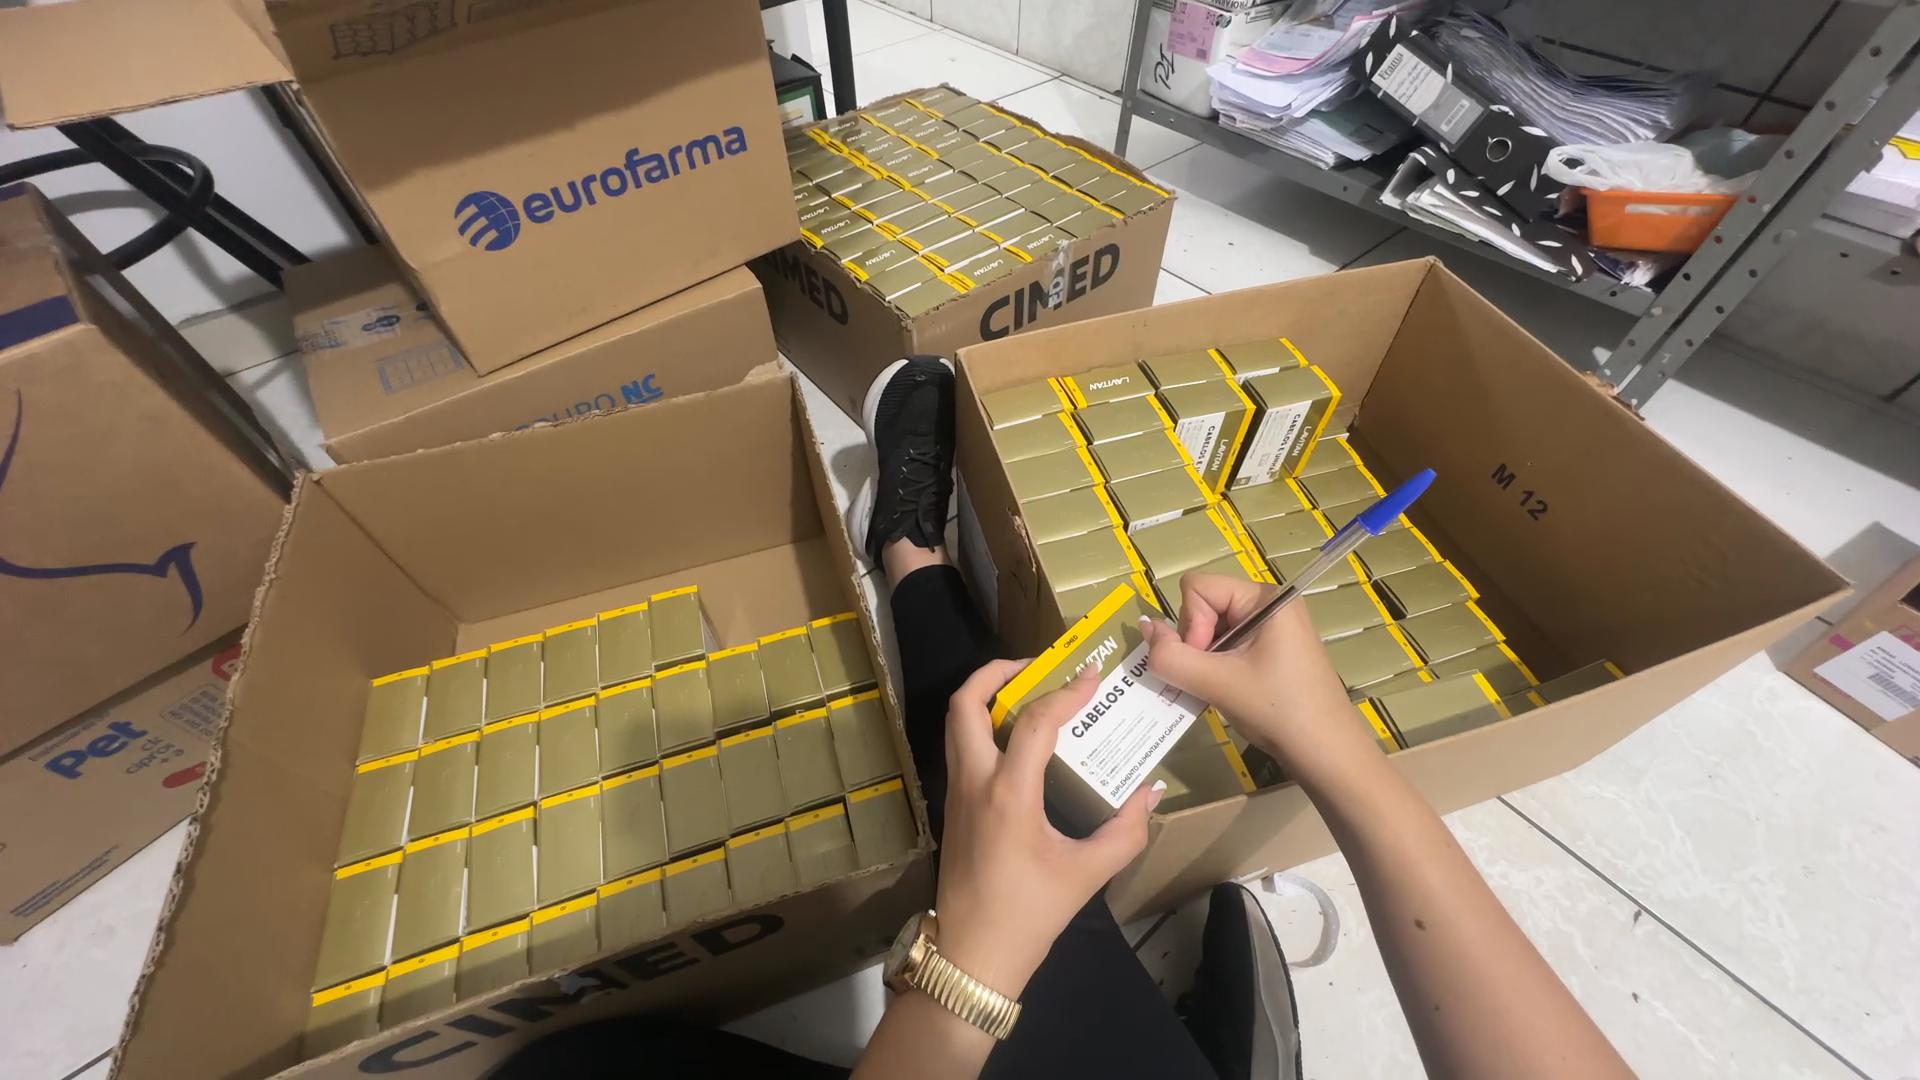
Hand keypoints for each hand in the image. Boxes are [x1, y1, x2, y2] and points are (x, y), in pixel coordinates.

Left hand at [932, 659, 1163, 998]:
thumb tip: (1151, 793)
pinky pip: (960, 745)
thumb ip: (1125, 832)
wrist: (971, 957)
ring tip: (1024, 690)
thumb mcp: (1086, 875)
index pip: (1036, 721)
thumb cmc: (1029, 915)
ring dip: (984, 695)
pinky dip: (982, 724)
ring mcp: (956, 790)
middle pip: (966, 703)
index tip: (1091, 675)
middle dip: (996, 672)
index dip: (1066, 692)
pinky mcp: (951, 804)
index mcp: (1008, 792)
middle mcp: (974, 780)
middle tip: (1035, 666)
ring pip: (955, 722)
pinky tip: (1015, 738)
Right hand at [1140, 573, 1377, 779]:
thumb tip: (1144, 627)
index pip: (1197, 588)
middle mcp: (1269, 603)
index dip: (1190, 624)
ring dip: (1205, 657)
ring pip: (1211, 626)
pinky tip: (1228, 688)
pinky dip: (1217, 664)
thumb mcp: (1217, 683)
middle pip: (1203, 604)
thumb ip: (1171, 656)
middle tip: (1214, 677)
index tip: (1208, 661)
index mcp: (1264, 597)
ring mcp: (1272, 626)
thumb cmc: (1278, 711)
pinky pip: (1227, 642)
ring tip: (1221, 686)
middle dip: (1197, 641)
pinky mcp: (1271, 648)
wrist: (1328, 756)